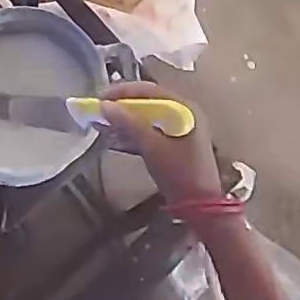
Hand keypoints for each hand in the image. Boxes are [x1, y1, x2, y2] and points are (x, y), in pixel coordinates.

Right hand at [103, 82, 221, 203]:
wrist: (200, 208)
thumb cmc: (180, 173)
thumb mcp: (152, 147)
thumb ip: (129, 124)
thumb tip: (105, 106)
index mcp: (185, 109)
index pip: (150, 90)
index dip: (124, 91)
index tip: (101, 97)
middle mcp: (183, 114)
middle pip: (148, 102)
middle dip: (122, 106)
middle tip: (99, 109)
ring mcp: (179, 130)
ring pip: (147, 118)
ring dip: (124, 120)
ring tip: (100, 122)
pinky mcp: (173, 145)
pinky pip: (149, 132)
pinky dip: (132, 134)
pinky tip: (112, 137)